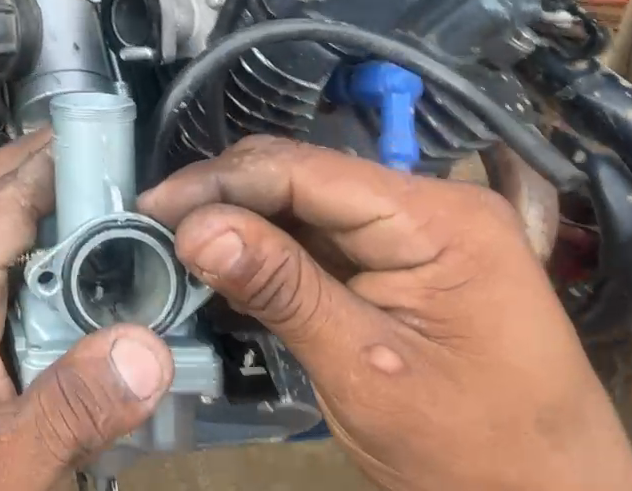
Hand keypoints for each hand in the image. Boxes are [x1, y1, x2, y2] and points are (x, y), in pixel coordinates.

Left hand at [0, 132, 175, 490]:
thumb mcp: (2, 470)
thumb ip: (72, 411)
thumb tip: (148, 348)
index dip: (43, 168)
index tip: (94, 142)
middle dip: (22, 163)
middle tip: (85, 149)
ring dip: (19, 204)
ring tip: (82, 200)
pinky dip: (20, 255)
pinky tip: (59, 280)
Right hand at [138, 136, 631, 490]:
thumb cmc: (481, 462)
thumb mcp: (369, 375)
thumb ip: (281, 290)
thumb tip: (192, 229)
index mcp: (437, 218)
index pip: (300, 169)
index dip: (217, 183)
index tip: (151, 212)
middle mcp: (427, 206)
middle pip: (296, 176)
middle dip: (222, 200)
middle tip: (155, 232)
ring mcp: (416, 235)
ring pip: (299, 204)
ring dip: (238, 225)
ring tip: (178, 250)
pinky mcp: (401, 264)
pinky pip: (317, 239)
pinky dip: (266, 253)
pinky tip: (227, 270)